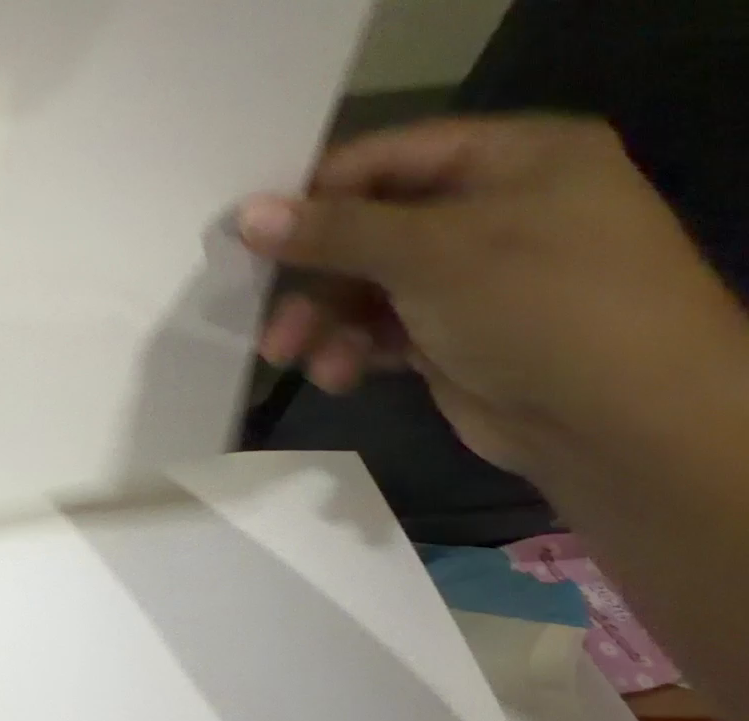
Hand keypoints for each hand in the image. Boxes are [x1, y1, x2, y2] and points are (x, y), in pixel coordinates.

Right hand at [236, 116, 748, 473]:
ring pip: (364, 287)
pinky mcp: (453, 334)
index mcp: (510, 158)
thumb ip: (335, 232)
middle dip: (312, 280)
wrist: (618, 420)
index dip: (313, 196)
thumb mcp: (432, 254)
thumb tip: (244, 215)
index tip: (249, 235)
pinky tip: (339, 376)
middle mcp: (491, 209)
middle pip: (365, 230)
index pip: (384, 159)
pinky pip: (380, 329)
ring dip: (323, 323)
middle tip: (266, 317)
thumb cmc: (538, 305)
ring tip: (294, 358)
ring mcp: (472, 276)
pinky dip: (351, 350)